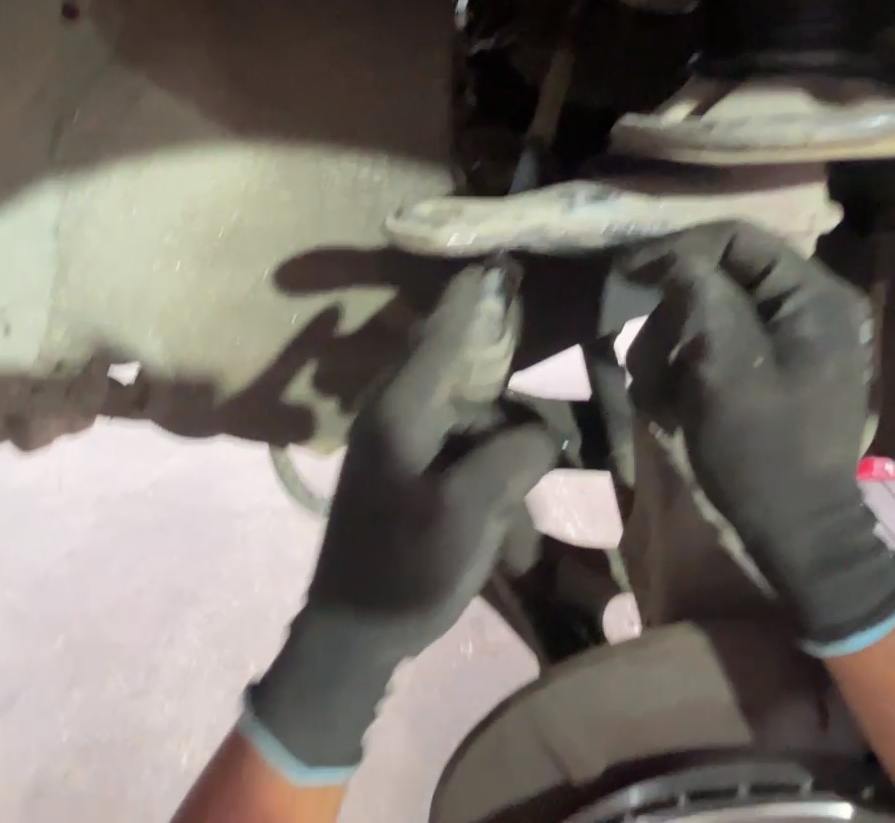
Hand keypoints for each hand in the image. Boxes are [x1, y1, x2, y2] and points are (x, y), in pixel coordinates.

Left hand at [245, 266, 557, 781]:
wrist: (353, 633)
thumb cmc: (404, 567)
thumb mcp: (469, 511)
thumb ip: (512, 455)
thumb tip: (541, 433)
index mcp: (402, 410)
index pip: (442, 334)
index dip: (472, 297)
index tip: (497, 260)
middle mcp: (400, 416)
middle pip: (472, 388)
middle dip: (511, 426)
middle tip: (535, 439)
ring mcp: (404, 448)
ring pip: (477, 435)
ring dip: (506, 482)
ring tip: (518, 543)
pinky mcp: (412, 476)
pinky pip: (466, 466)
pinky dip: (492, 499)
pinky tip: (508, 549)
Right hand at [622, 222, 894, 655]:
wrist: (792, 532)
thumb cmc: (760, 449)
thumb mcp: (724, 366)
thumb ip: (702, 294)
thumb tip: (673, 254)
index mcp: (813, 297)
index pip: (735, 238)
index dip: (677, 250)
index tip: (626, 275)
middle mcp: (807, 307)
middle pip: (717, 276)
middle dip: (672, 315)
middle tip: (644, 356)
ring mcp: (789, 341)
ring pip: (706, 313)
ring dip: (670, 348)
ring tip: (656, 393)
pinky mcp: (769, 369)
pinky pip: (712, 346)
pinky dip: (683, 370)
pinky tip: (673, 405)